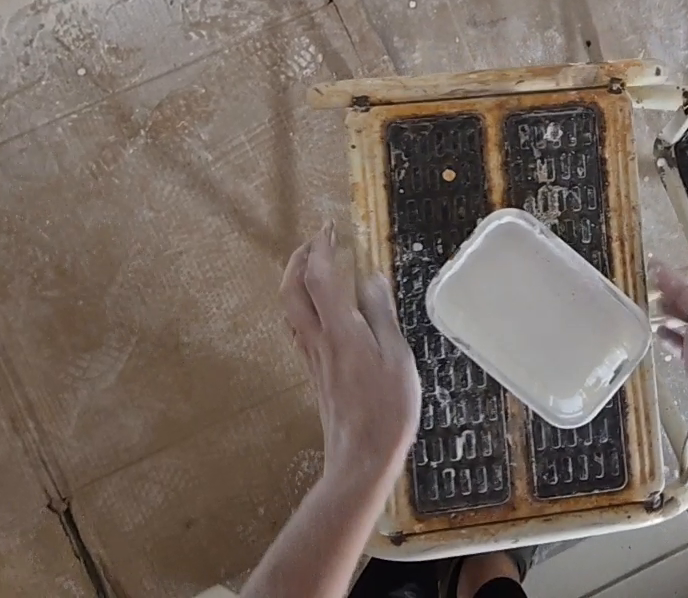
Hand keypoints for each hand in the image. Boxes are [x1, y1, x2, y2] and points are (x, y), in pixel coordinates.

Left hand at [280, 221, 420, 495]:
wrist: (360, 459)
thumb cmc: (387, 408)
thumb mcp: (397, 356)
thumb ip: (382, 314)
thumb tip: (371, 277)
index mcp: (340, 330)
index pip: (320, 277)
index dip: (321, 247)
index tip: (329, 226)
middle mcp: (318, 339)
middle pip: (292, 290)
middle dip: (298, 259)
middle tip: (316, 240)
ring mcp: (313, 357)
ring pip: (291, 309)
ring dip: (296, 279)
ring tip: (315, 265)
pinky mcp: (315, 371)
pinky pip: (299, 326)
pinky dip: (304, 303)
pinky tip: (321, 306)